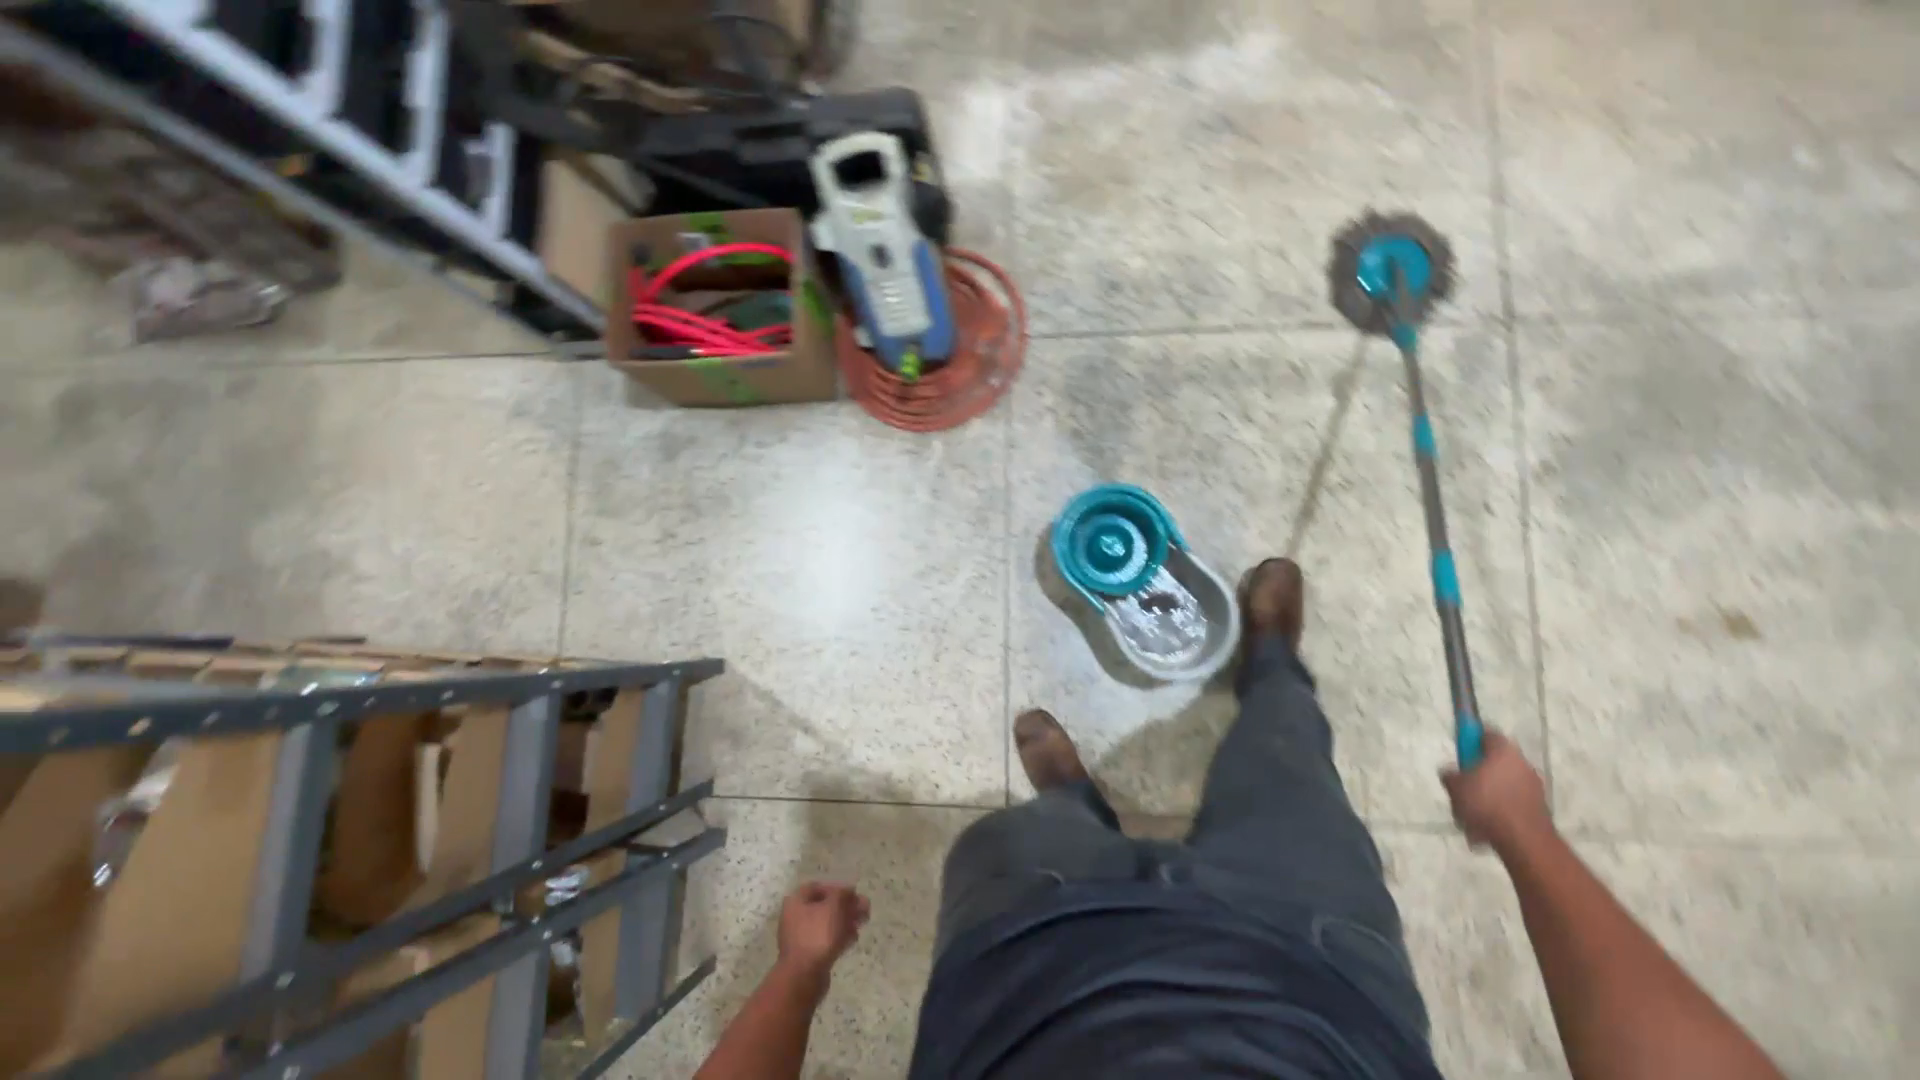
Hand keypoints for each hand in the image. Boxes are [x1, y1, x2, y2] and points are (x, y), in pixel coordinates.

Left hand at [776, 881, 869, 983]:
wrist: (804, 975)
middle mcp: (795, 917)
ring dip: (845, 922)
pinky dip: (839, 937)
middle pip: (824, 906)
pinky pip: (825, 940)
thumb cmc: (818, 934)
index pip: (818, 887)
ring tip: (862, 924)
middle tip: (864, 910)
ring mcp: (801, 937)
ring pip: (827, 924)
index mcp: (796, 901)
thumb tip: (849, 891)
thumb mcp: (834, 906)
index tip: (853, 895)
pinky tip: (853, 939)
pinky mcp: (808, 954)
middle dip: (845, 906)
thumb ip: (843, 894)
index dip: (837, 888)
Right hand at [1440, 731, 1552, 855]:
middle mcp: (1522, 763)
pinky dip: (1499, 810)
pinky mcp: (1539, 807)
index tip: (1460, 752)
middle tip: (1462, 786)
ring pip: (1502, 784)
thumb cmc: (1485, 804)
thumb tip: (1452, 772)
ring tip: (1471, 814)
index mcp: (1502, 750)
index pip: (1486, 733)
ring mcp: (1534, 785)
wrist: (1523, 840)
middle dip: (1479, 772)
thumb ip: (1450, 775)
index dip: (1470, 740)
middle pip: (1495, 761)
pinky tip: (1485, 826)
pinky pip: (1511, 802)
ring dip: (1488, 794)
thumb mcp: (1454, 786)